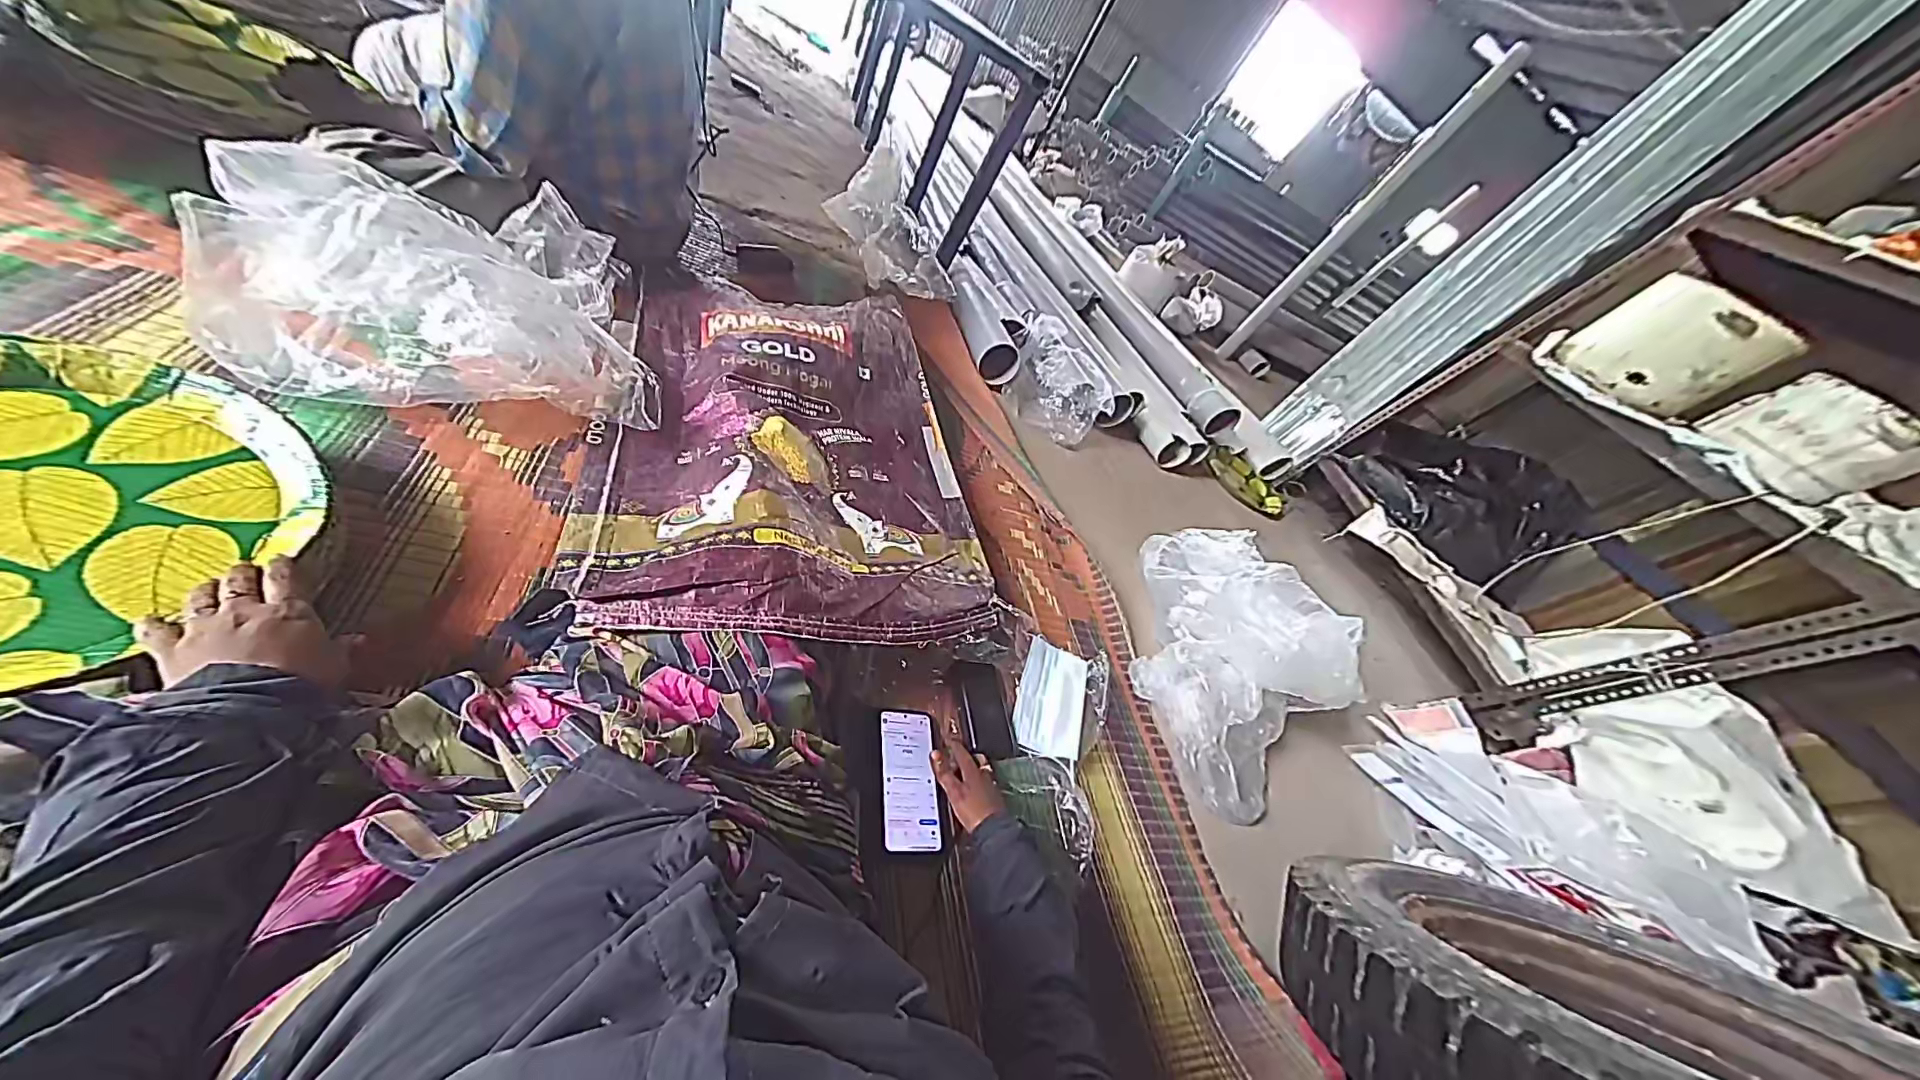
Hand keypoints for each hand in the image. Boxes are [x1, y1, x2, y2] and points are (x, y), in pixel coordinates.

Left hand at [134, 558, 351, 689]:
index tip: (280, 561)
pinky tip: (150, 620)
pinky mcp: (172, 649)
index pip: (284, 578)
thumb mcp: (334, 666)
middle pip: (239, 581)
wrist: (248, 707)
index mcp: (288, 612)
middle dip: (241, 573)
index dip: (282, 567)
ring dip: (203, 590)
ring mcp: (205, 628)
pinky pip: (155, 630)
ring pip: (200, 597)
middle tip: (243, 570)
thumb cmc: (300, 683)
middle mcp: (244, 612)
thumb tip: (356, 640)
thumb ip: (341, 649)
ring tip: (206, 587)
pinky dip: (153, 624)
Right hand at [932, 721, 1003, 833]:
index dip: (953, 744)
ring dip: (969, 768)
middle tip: (953, 755)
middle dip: (963, 755)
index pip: (961, 752)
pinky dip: (975, 781)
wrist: (993, 830)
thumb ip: (944, 772)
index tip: (947, 740)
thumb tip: (936, 755)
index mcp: (972, 770)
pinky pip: (983, 781)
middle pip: (972, 758)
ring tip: (960, 772)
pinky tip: (970, 789)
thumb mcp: (953, 791)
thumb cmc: (974, 811)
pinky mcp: (992, 796)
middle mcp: (983, 775)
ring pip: (979, 769)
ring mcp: (989, 785)